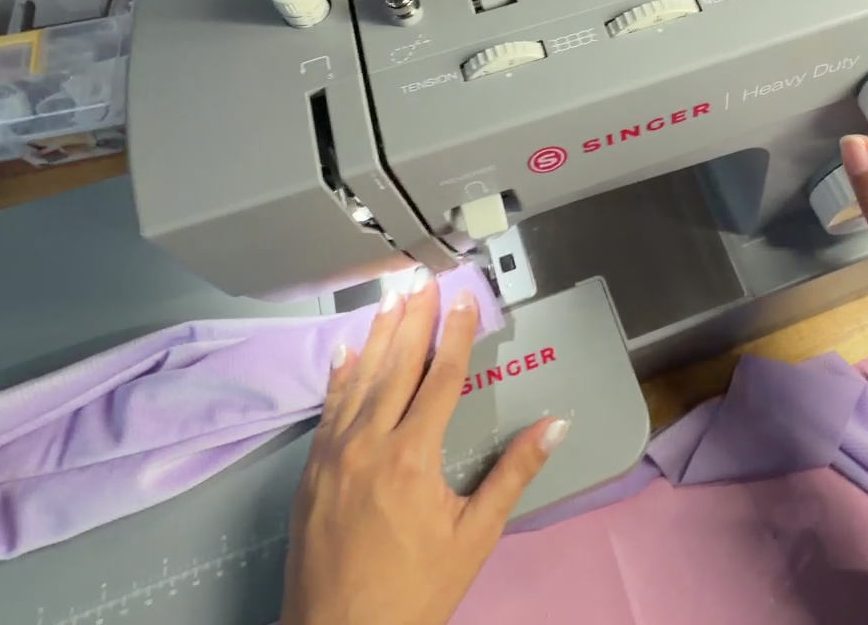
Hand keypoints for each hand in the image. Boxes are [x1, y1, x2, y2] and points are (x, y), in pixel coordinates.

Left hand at [281, 274, 568, 624]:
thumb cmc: (415, 590)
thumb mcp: (475, 536)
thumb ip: (513, 473)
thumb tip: (555, 425)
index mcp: (413, 454)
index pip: (440, 376)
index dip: (455, 332)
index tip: (463, 296)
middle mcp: (369, 442)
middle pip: (397, 364)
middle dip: (414, 317)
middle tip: (422, 278)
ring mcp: (333, 453)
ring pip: (360, 378)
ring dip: (379, 333)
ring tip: (392, 296)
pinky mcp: (312, 470)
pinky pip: (328, 408)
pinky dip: (341, 374)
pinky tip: (347, 349)